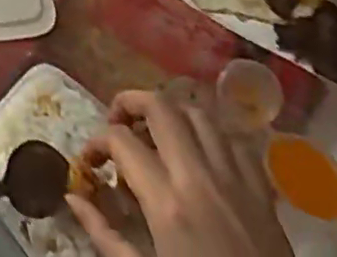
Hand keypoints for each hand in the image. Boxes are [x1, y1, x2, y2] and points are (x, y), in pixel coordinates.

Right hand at [68, 91, 292, 256]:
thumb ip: (102, 233)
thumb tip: (71, 197)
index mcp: (166, 201)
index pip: (119, 140)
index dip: (95, 143)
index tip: (91, 161)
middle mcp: (200, 179)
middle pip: (160, 107)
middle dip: (128, 103)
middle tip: (118, 124)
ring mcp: (237, 183)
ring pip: (198, 115)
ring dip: (170, 115)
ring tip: (156, 134)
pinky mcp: (265, 195)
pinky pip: (236, 143)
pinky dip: (211, 137)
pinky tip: (199, 153)